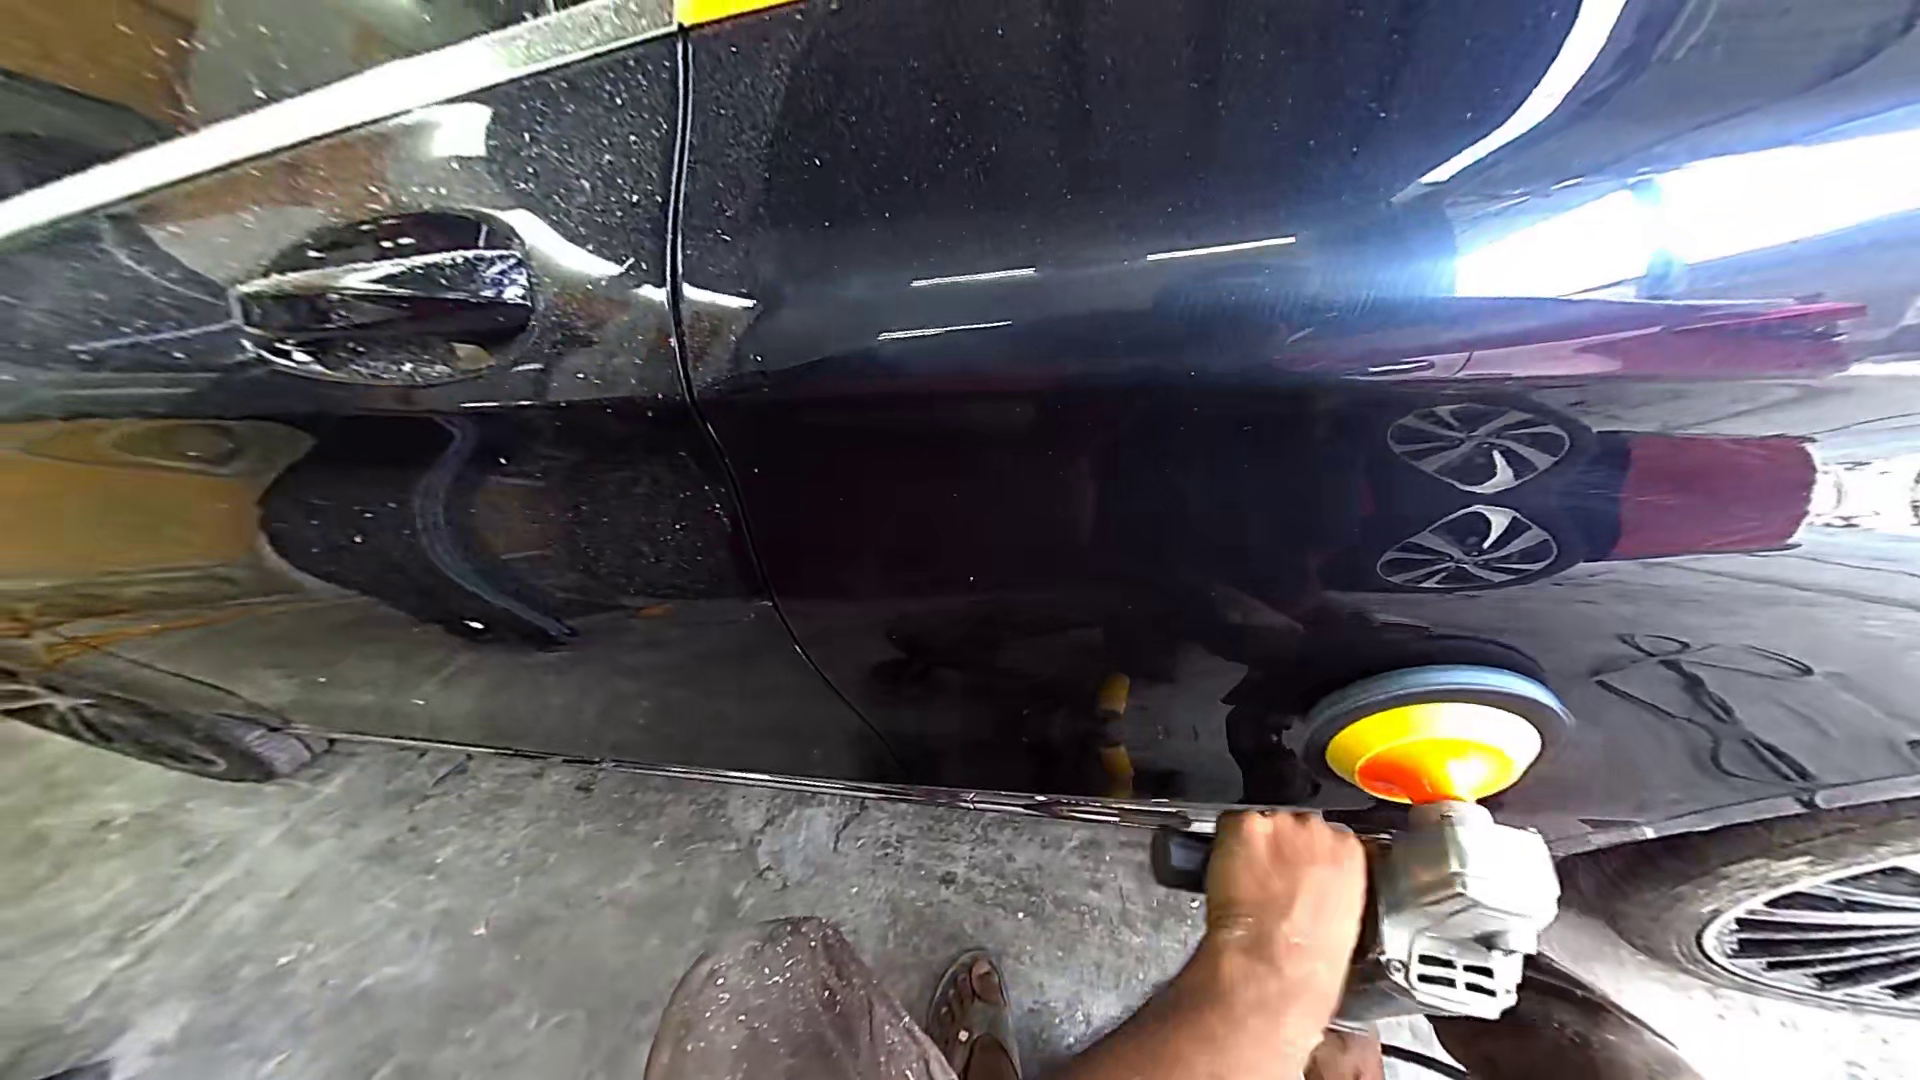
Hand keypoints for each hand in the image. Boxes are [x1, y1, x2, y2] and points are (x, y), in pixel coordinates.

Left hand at [1201, 810, 1367, 1033]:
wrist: (1273, 959)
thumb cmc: (1310, 954)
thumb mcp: (1345, 913)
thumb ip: (1332, 878)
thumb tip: (1314, 874)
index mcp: (1348, 850)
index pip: (1327, 833)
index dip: (1308, 852)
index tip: (1300, 864)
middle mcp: (1314, 828)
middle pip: (1292, 823)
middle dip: (1283, 844)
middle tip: (1273, 873)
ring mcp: (1275, 823)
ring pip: (1261, 822)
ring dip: (1256, 842)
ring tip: (1252, 875)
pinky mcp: (1241, 824)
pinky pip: (1231, 823)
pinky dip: (1229, 840)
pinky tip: (1233, 867)